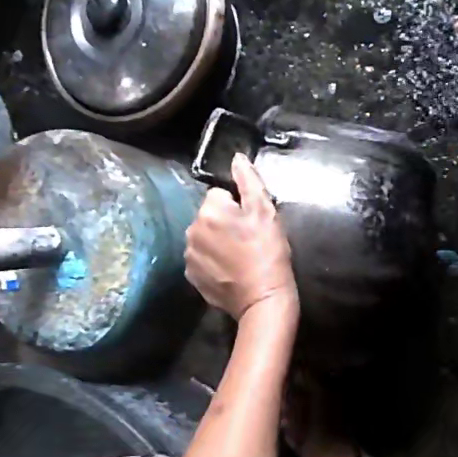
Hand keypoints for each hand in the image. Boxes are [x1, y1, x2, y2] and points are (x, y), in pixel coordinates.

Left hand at [185, 154, 297, 320]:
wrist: (262, 299)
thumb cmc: (268, 251)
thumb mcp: (265, 210)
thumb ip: (248, 179)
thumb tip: (236, 157)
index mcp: (209, 210)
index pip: (220, 194)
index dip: (238, 206)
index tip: (251, 222)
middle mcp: (192, 230)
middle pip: (209, 215)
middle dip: (225, 222)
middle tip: (248, 238)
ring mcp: (189, 255)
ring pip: (204, 237)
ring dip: (217, 241)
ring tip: (240, 255)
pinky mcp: (191, 276)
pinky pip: (202, 258)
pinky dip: (213, 261)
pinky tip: (231, 269)